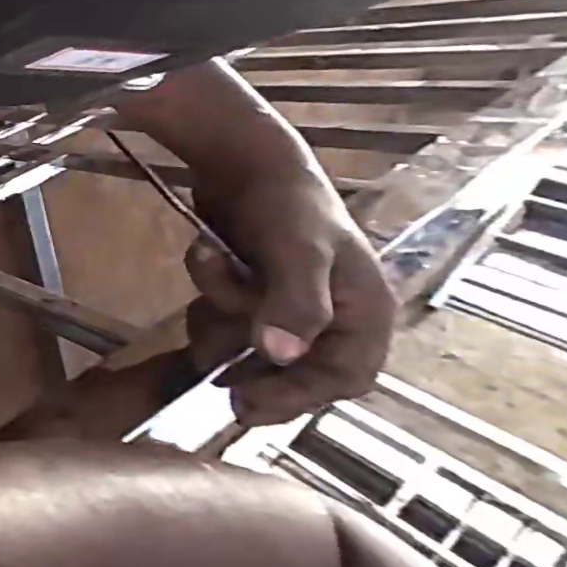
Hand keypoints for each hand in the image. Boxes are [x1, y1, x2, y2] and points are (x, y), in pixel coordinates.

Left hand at [182, 170, 396, 426]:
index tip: (245, 407)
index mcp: (362, 313)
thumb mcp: (297, 251)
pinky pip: (221, 312)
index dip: (294, 398)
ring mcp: (283, 302)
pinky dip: (207, 290)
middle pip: (287, 368)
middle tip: (212, 379)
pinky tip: (205, 253)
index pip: (339, 378)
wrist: (244, 159)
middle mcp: (328, 315)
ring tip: (213, 260)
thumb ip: (294, 303)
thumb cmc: (285, 203)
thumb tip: (282, 357)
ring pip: (243, 339)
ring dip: (217, 310)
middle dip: (246, 360)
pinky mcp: (249, 288)